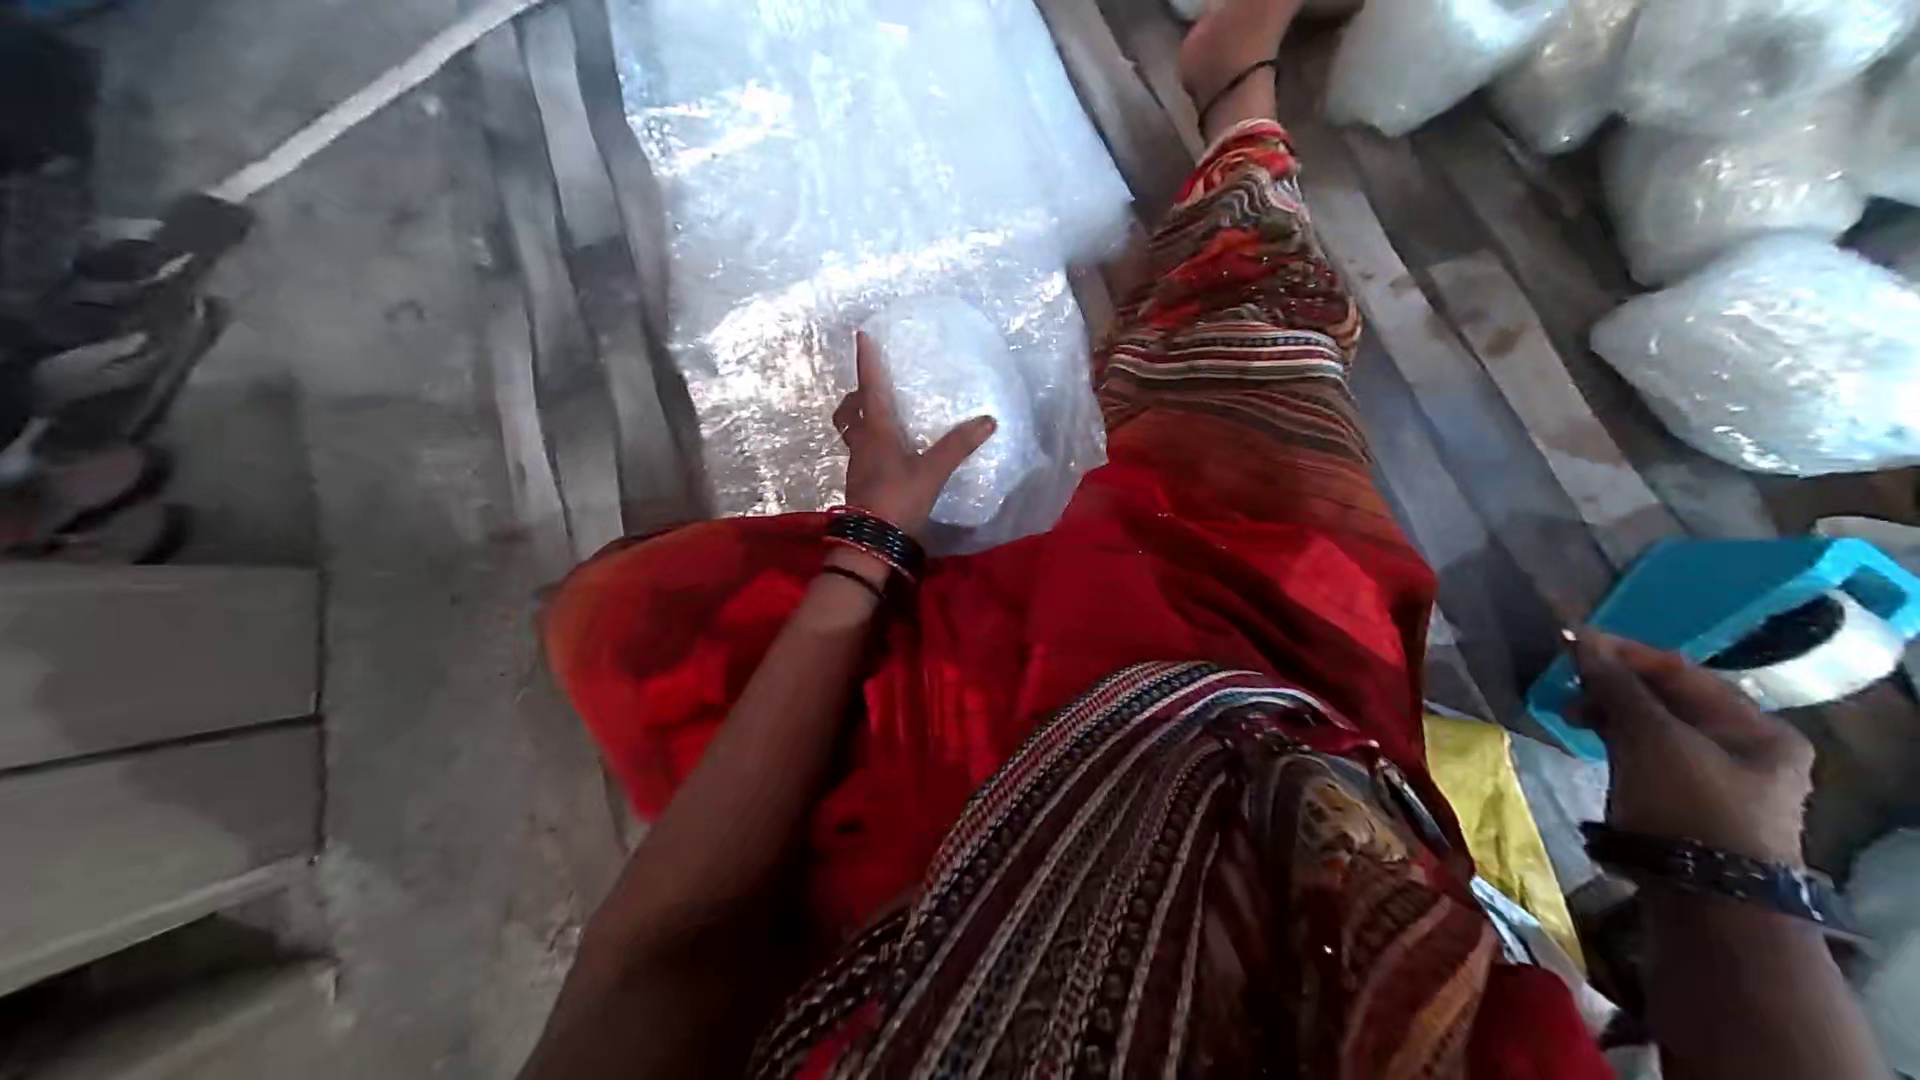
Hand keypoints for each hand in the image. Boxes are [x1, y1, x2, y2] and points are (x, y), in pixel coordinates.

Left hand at [833, 331, 995, 539]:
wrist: (872, 541)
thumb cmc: (898, 500)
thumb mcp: (932, 472)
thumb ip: (958, 446)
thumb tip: (988, 421)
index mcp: (876, 432)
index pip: (870, 388)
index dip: (867, 361)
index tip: (862, 335)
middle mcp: (862, 443)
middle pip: (849, 410)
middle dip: (857, 394)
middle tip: (871, 386)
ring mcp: (858, 464)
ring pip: (851, 431)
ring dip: (858, 418)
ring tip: (878, 416)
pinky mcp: (860, 483)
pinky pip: (860, 451)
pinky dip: (869, 442)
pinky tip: (887, 452)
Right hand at [1572, 630, 1814, 866]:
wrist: (1701, 892)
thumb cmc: (1686, 804)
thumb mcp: (1651, 738)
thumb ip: (1616, 686)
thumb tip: (1580, 639)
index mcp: (1757, 728)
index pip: (1681, 671)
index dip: (1624, 653)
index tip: (1571, 642)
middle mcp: (1744, 745)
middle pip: (1666, 696)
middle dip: (1612, 684)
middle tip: (1565, 680)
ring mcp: (1714, 772)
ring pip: (1651, 722)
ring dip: (1607, 709)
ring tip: (1568, 711)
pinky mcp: (1683, 792)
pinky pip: (1644, 746)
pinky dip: (1613, 734)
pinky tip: (1585, 733)